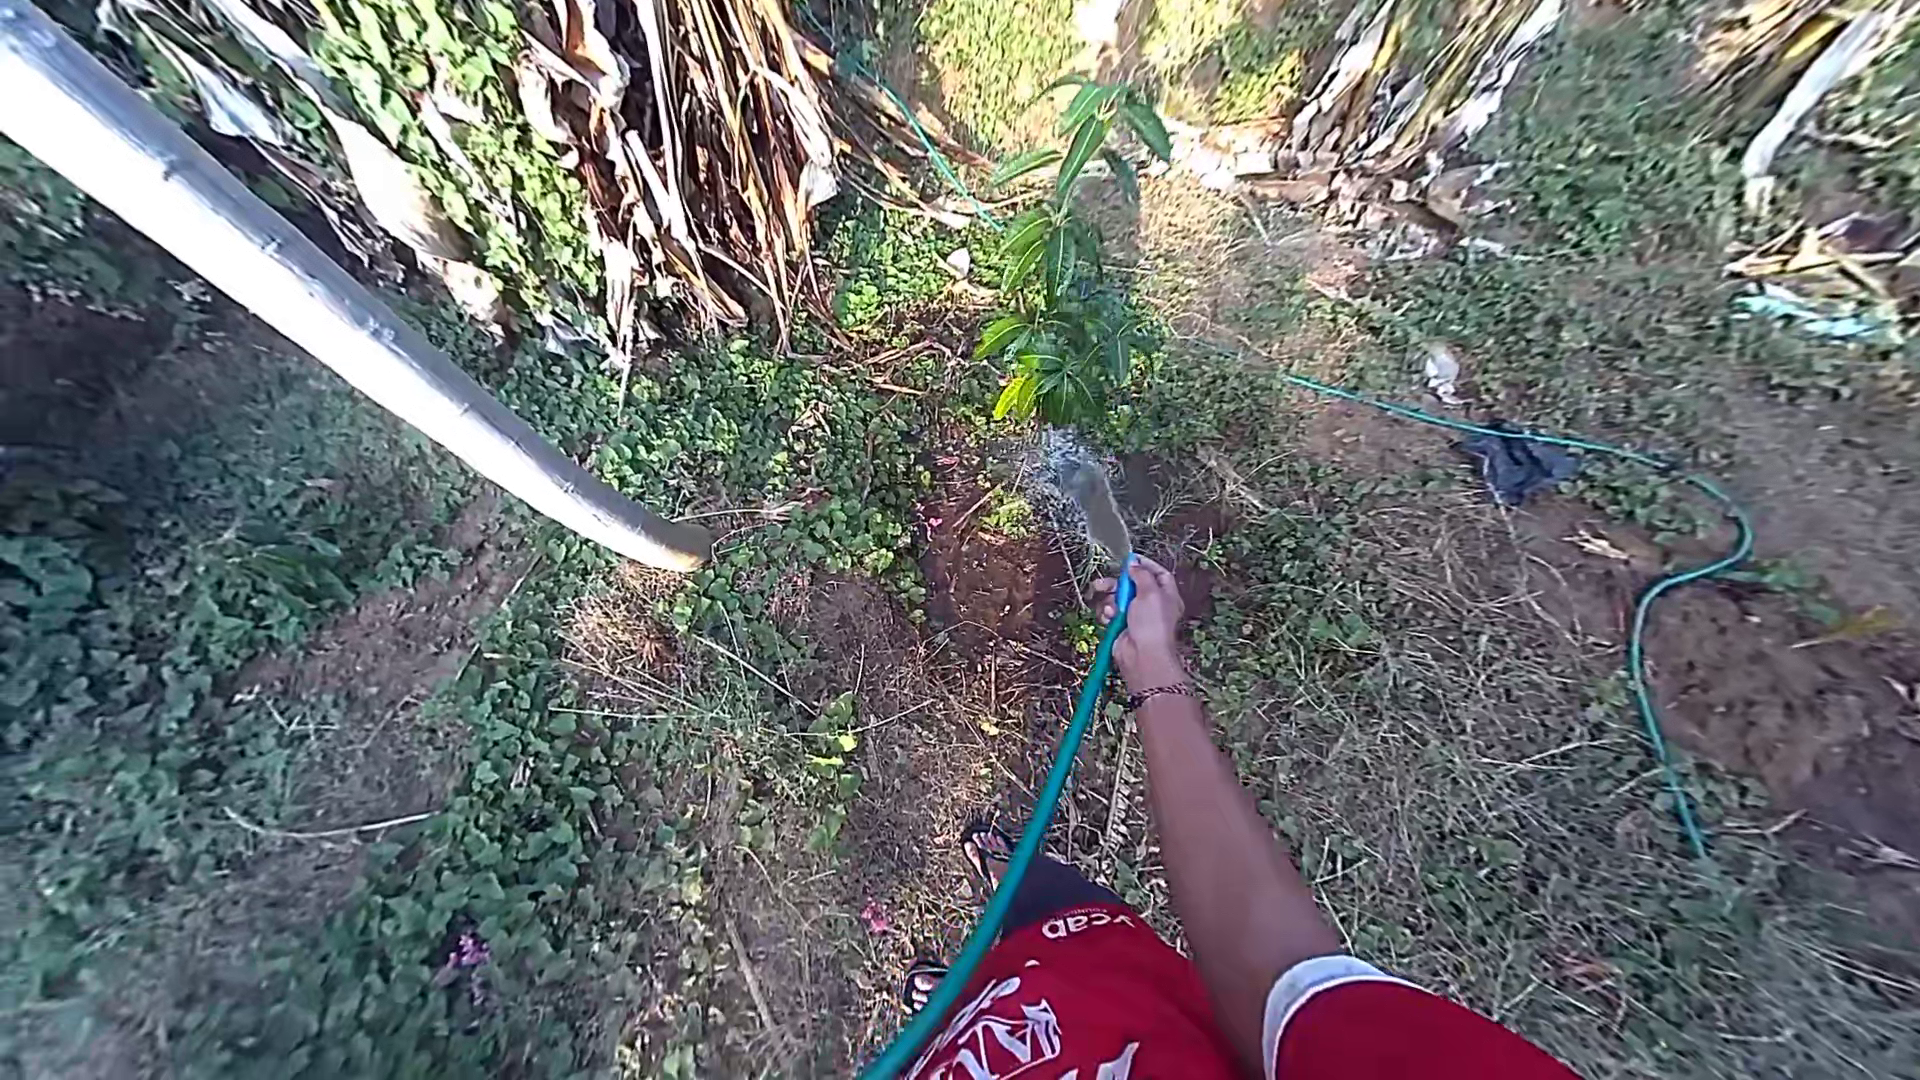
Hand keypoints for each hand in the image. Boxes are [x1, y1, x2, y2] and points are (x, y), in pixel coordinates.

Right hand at [1091, 554, 1186, 691]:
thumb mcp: (1150, 592)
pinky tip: (1109, 618)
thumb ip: (1141, 574)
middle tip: (1103, 583)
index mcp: (1166, 595)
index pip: (1158, 574)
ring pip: (1116, 598)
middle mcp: (1151, 604)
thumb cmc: (1151, 624)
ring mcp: (1136, 616)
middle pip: (1131, 585)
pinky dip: (1107, 613)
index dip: (1144, 565)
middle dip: (1116, 583)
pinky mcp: (1121, 626)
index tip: (1130, 559)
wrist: (1141, 655)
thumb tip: (1133, 563)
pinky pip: (1110, 612)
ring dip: (1109, 600)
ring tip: (1110, 607)